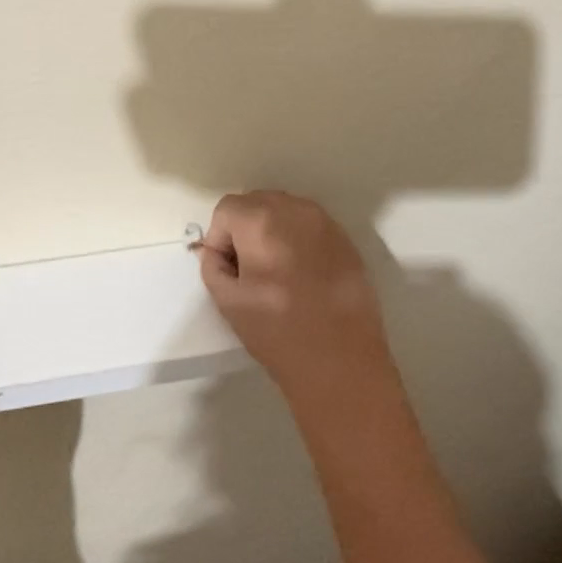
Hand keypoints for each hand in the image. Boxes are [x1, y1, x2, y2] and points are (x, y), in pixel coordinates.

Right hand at [196, 191, 395, 399]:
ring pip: (288, 212)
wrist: (340, 359)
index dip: (220, 238)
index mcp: (262, 221)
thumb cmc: (278, 332)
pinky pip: (313, 228)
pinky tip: (304, 278)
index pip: (227, 209)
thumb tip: (217, 251)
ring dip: (274, 232)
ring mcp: (327, 224)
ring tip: (278, 273)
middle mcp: (297, 211)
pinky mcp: (348, 242)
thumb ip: (214, 266)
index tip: (228, 269)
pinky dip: (300, 242)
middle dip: (246, 229)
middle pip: (259, 203)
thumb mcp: (228, 302)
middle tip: (249, 270)